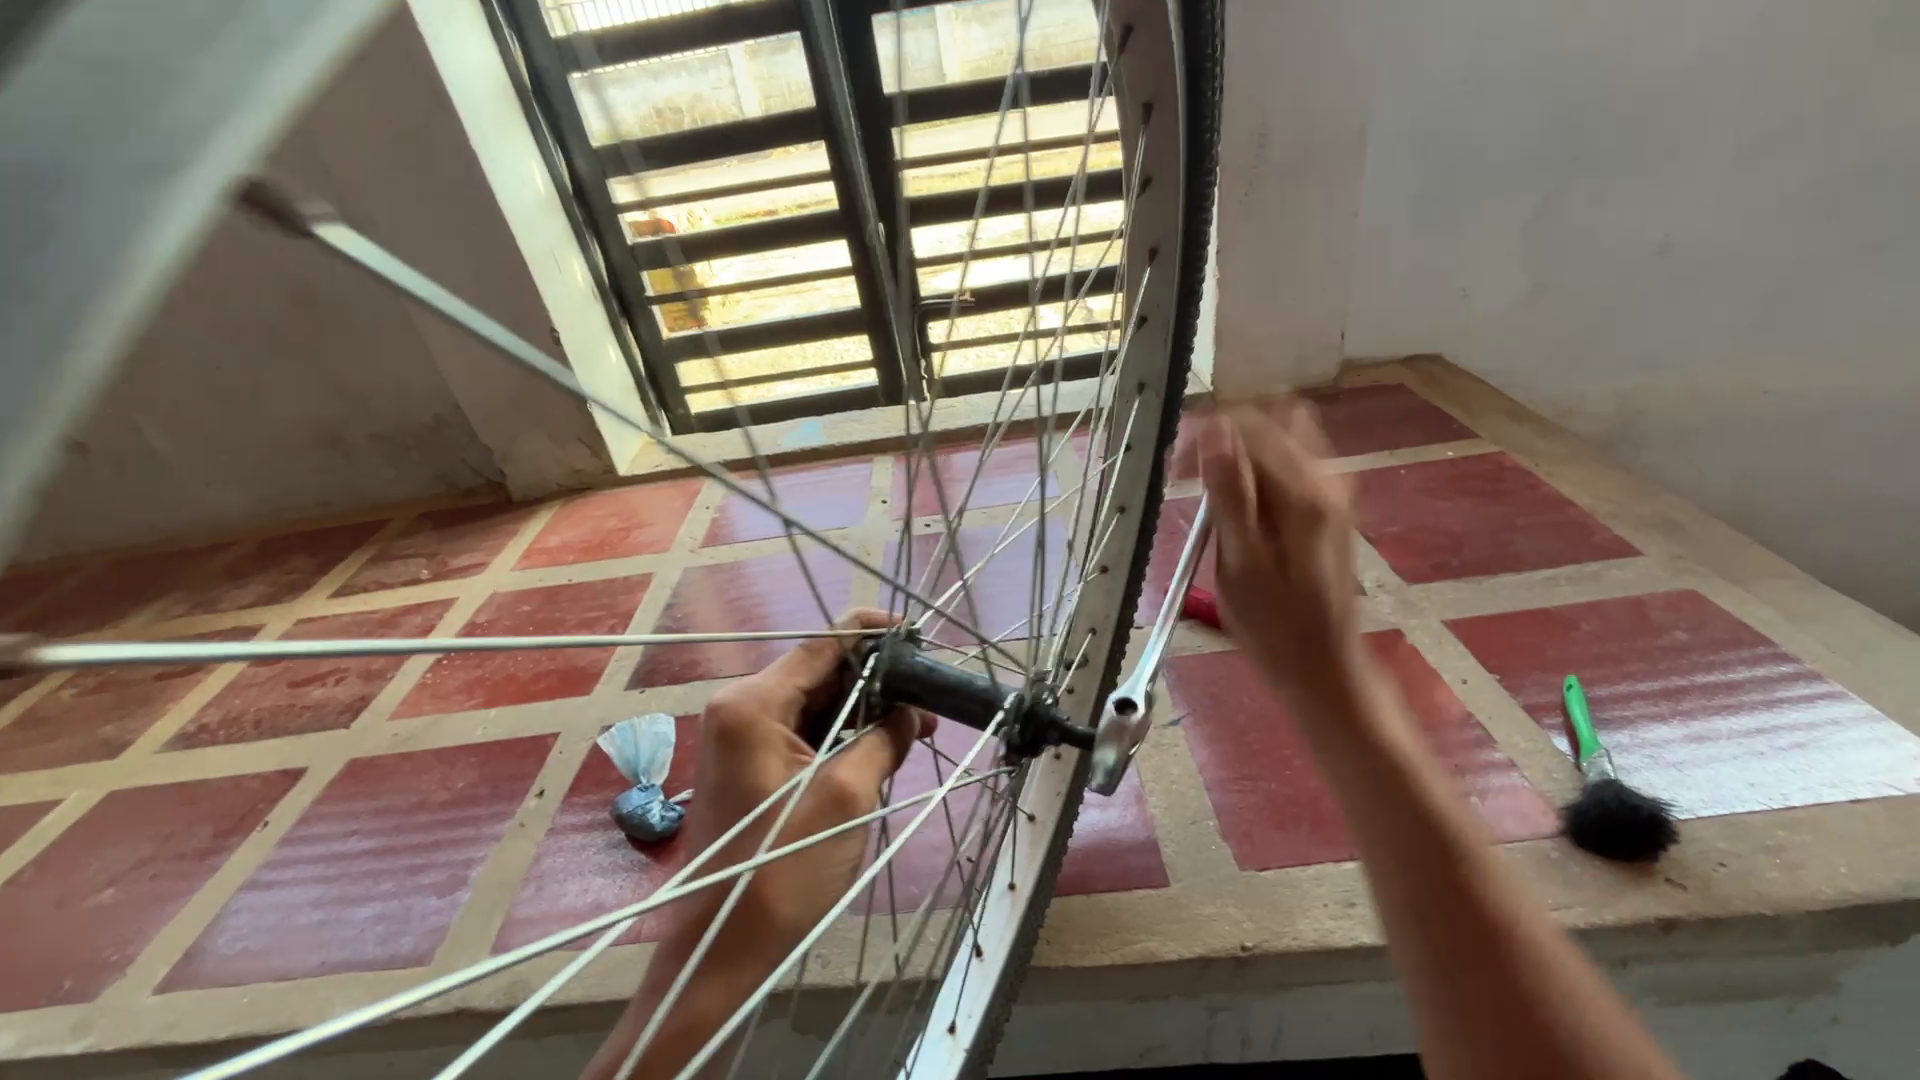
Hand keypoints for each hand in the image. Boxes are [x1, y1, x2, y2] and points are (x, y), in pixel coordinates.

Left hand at [590, 609, 934, 1079]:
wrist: (725, 951)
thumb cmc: (784, 870)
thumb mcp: (848, 795)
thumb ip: (884, 738)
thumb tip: (912, 711)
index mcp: (753, 703)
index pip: (823, 644)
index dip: (874, 634)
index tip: (920, 638)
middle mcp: (741, 707)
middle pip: (819, 672)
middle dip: (876, 680)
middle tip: (929, 697)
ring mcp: (741, 737)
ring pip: (815, 703)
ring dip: (863, 711)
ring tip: (917, 727)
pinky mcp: (750, 765)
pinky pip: (804, 732)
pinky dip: (842, 735)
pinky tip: (882, 748)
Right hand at [1195, 400, 1363, 712]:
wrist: (1322, 666)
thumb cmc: (1274, 625)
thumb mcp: (1241, 562)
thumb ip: (1229, 492)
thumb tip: (1213, 429)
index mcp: (1304, 491)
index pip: (1251, 426)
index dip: (1206, 433)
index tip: (1173, 466)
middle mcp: (1326, 479)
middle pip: (1271, 421)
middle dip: (1223, 434)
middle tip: (1187, 471)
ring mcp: (1330, 491)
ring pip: (1281, 437)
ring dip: (1239, 448)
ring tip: (1206, 485)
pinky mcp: (1325, 507)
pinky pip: (1289, 462)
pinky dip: (1256, 467)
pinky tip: (1233, 501)